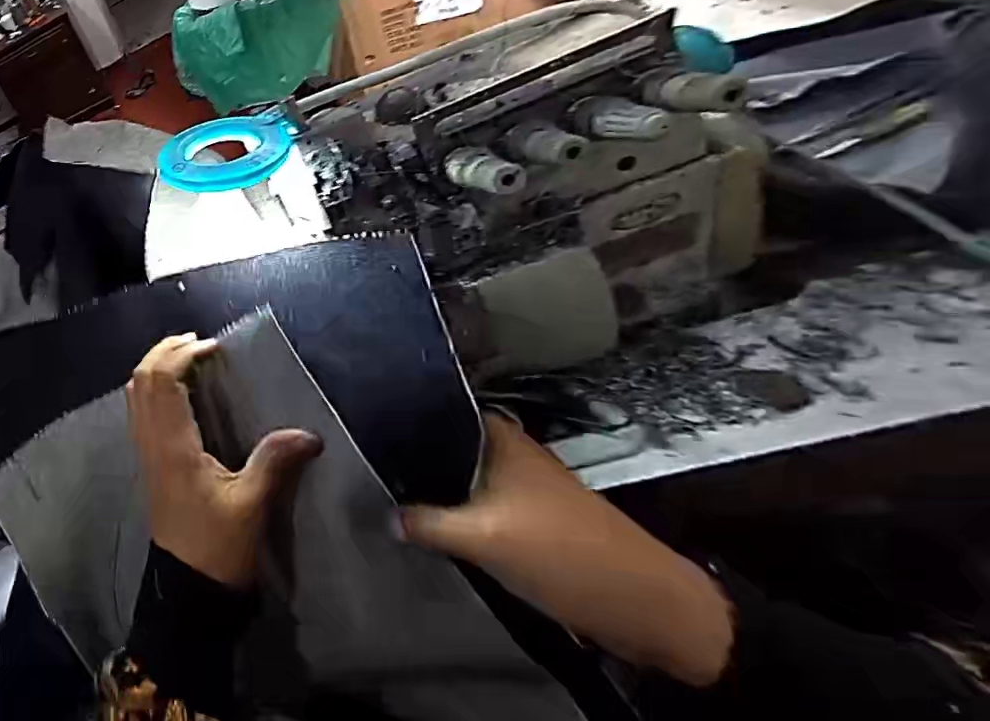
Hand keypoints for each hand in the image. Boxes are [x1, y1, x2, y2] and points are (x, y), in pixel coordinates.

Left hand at [127, 333, 320, 587]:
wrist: (187, 588)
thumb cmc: (217, 546)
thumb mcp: (251, 506)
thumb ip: (274, 463)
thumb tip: (308, 433)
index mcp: (172, 443)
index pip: (163, 381)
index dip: (182, 355)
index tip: (211, 347)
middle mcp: (151, 439)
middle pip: (142, 378)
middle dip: (164, 351)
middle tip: (196, 341)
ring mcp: (145, 449)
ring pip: (136, 392)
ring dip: (155, 366)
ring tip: (185, 355)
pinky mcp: (148, 460)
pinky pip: (139, 408)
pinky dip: (151, 386)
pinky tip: (175, 390)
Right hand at [401, 415, 735, 685]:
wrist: (648, 606)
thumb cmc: (562, 553)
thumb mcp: (482, 538)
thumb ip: (426, 523)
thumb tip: (384, 516)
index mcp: (497, 434)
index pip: (435, 406)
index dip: (398, 412)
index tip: (364, 421)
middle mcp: (509, 448)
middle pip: (445, 440)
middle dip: (412, 453)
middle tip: (368, 461)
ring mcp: (523, 481)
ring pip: (462, 472)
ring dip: (434, 483)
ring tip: (390, 489)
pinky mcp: (532, 513)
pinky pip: (479, 499)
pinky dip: (456, 506)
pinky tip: (431, 519)